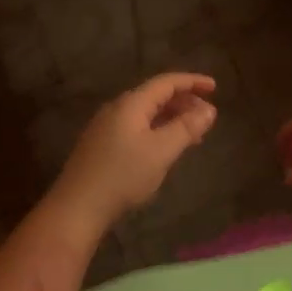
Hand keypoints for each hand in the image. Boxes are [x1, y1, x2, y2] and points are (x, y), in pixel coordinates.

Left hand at [52, 73, 217, 224]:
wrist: (77, 208)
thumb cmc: (122, 175)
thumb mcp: (161, 151)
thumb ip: (186, 128)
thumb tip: (209, 109)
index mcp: (131, 104)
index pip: (166, 82)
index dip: (192, 82)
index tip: (214, 88)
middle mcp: (117, 108)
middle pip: (155, 95)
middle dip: (183, 102)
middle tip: (206, 115)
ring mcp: (106, 127)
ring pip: (146, 113)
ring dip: (171, 118)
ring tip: (192, 135)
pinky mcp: (101, 145)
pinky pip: (136, 127)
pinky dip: (157, 130)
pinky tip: (164, 149)